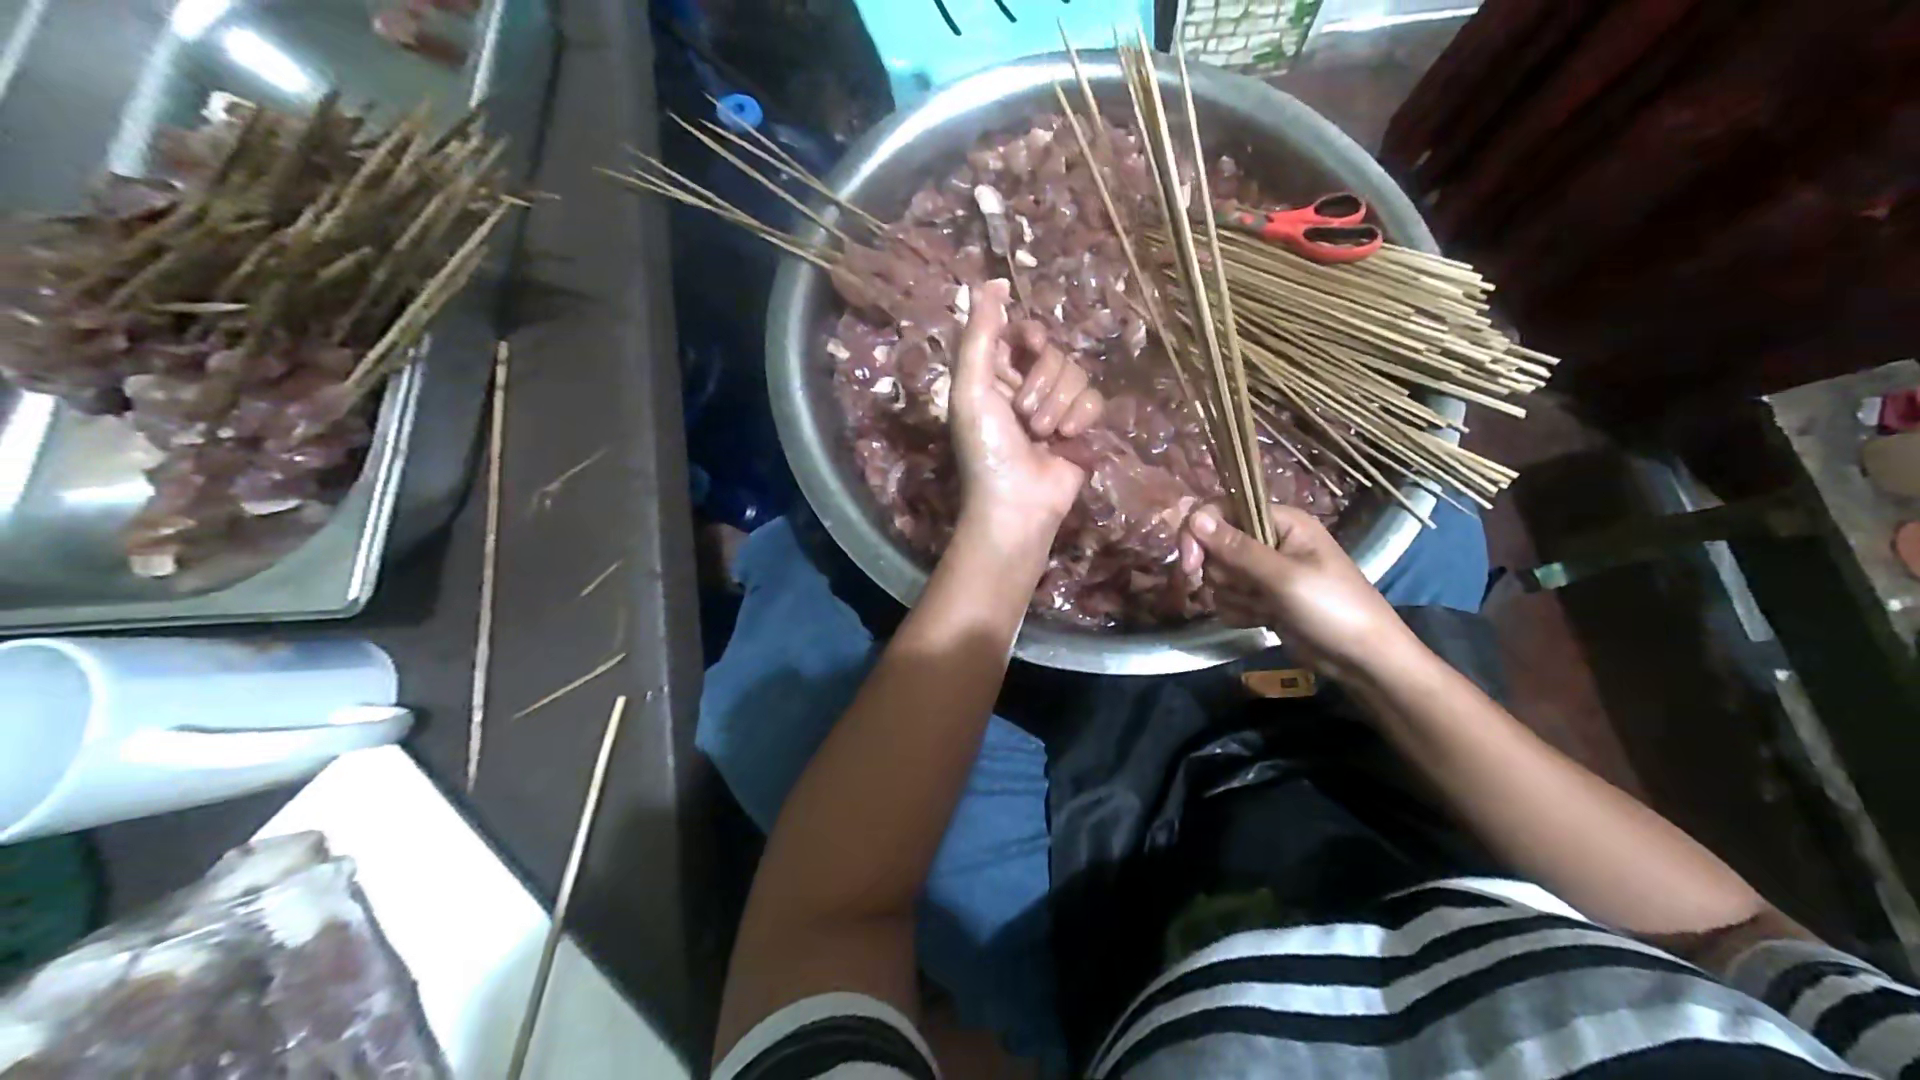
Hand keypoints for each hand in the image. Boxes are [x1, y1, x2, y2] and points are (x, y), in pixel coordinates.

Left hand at [949, 280, 1100, 546]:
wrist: (1018, 502)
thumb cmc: (986, 447)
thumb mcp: (972, 388)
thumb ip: (980, 333)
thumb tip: (992, 282)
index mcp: (994, 373)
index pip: (1021, 331)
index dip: (1030, 334)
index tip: (1032, 345)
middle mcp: (1025, 384)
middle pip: (1053, 351)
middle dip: (1042, 381)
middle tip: (1024, 413)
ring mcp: (1055, 405)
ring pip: (1076, 372)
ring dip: (1058, 405)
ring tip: (1041, 434)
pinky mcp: (1080, 425)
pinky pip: (1093, 399)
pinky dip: (1080, 419)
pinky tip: (1066, 441)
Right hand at [1181, 504, 1418, 672]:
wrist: (1363, 660)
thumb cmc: (1332, 608)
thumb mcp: (1283, 577)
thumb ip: (1237, 548)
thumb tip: (1194, 518)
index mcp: (1281, 522)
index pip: (1221, 511)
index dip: (1198, 534)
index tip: (1190, 565)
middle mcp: (1269, 540)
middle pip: (1214, 546)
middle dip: (1224, 574)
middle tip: (1249, 591)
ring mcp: (1263, 571)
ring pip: (1218, 576)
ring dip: (1235, 597)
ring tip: (1266, 609)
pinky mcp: (1260, 598)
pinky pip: (1227, 598)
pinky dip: (1239, 612)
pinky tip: (1264, 621)